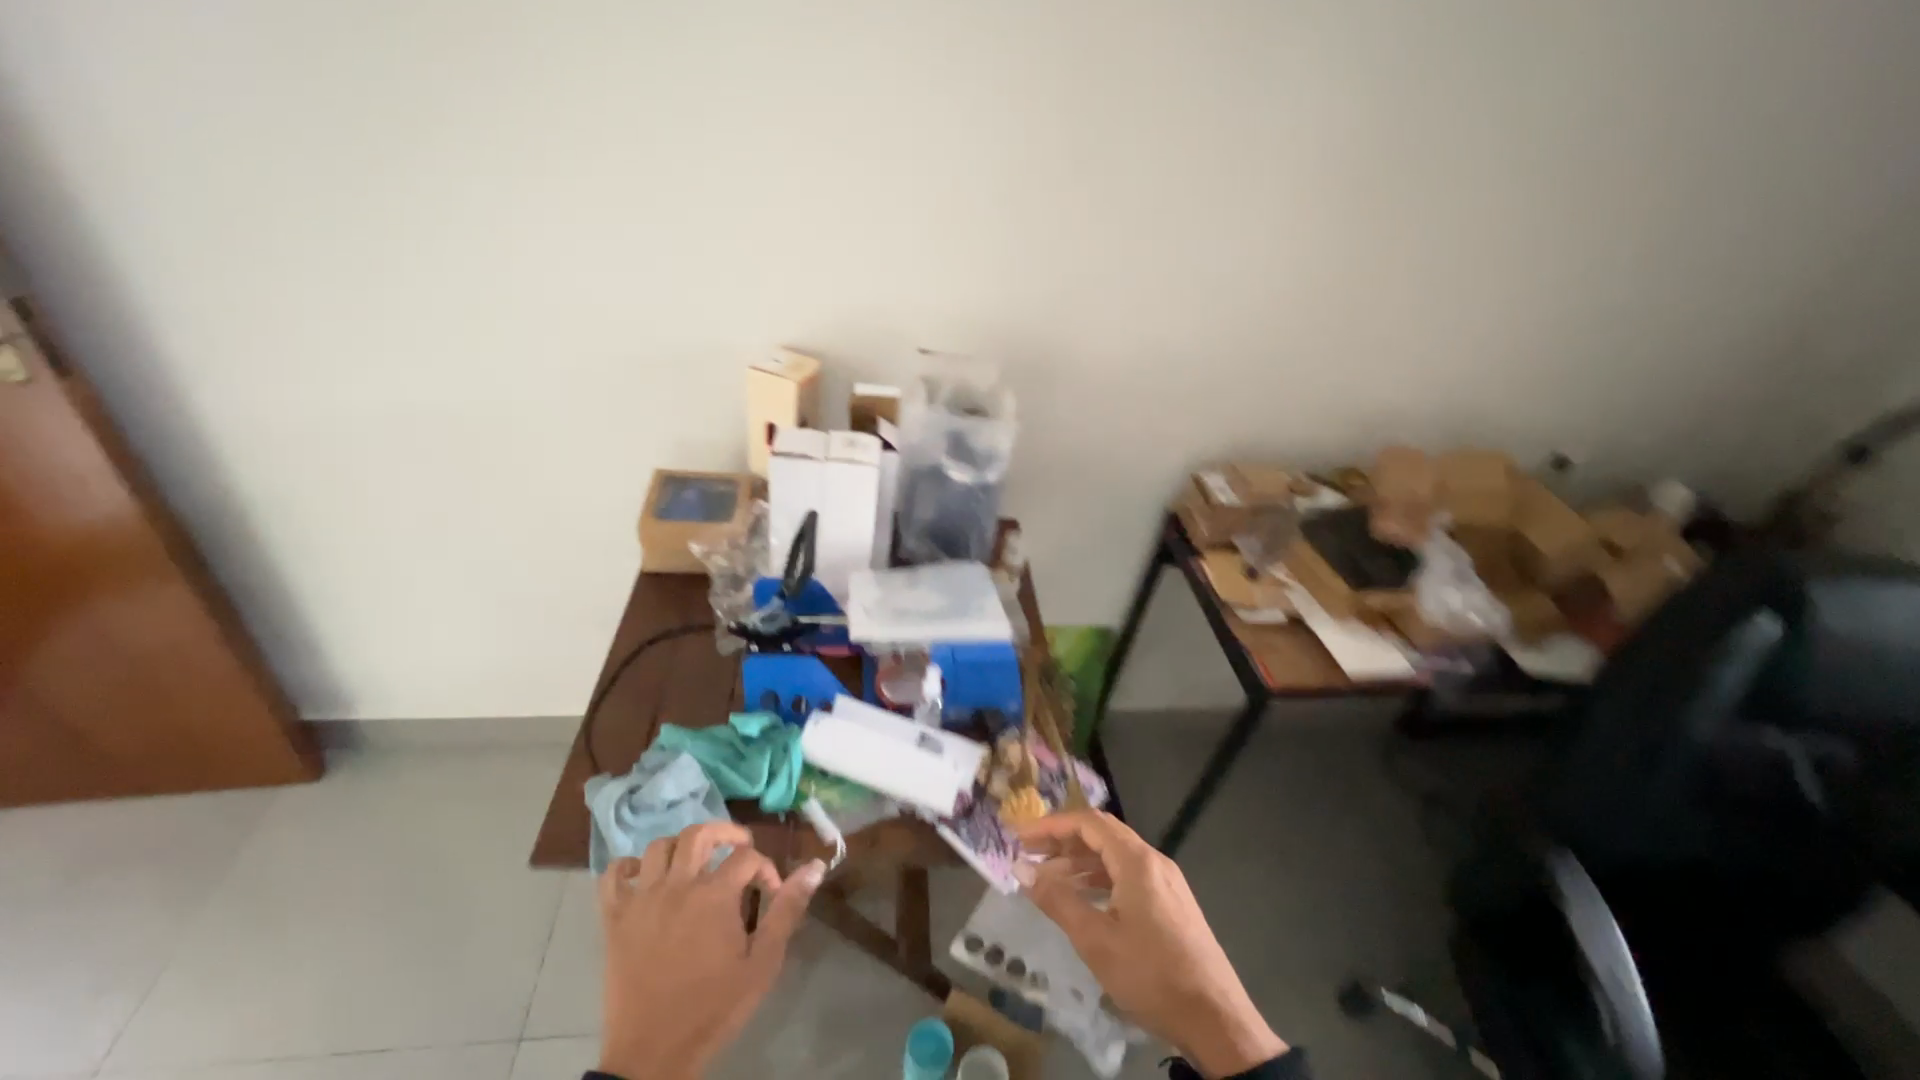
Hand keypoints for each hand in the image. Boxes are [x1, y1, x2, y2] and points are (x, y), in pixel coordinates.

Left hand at [597, 822, 824, 1079]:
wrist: (655, 1050)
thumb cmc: (715, 1007)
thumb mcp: (763, 963)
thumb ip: (787, 910)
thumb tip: (815, 866)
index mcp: (715, 895)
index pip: (747, 856)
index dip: (766, 869)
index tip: (771, 893)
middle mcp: (677, 885)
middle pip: (699, 834)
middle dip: (726, 834)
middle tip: (739, 850)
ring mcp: (642, 899)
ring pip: (658, 847)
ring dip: (681, 847)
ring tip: (696, 864)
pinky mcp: (615, 918)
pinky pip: (614, 875)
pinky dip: (628, 867)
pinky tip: (644, 877)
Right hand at [1015, 811, 1285, 1077]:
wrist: (1215, 1018)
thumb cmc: (1151, 975)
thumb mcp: (1096, 940)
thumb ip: (1057, 900)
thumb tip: (1022, 870)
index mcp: (1137, 862)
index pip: (1089, 823)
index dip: (1051, 825)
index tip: (1019, 837)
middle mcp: (1155, 863)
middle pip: (1103, 835)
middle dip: (1063, 841)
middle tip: (1028, 855)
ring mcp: (1167, 884)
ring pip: (1116, 858)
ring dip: (1080, 863)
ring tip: (1047, 879)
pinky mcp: (1173, 905)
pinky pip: (1129, 877)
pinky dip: (1100, 880)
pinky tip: (1083, 901)